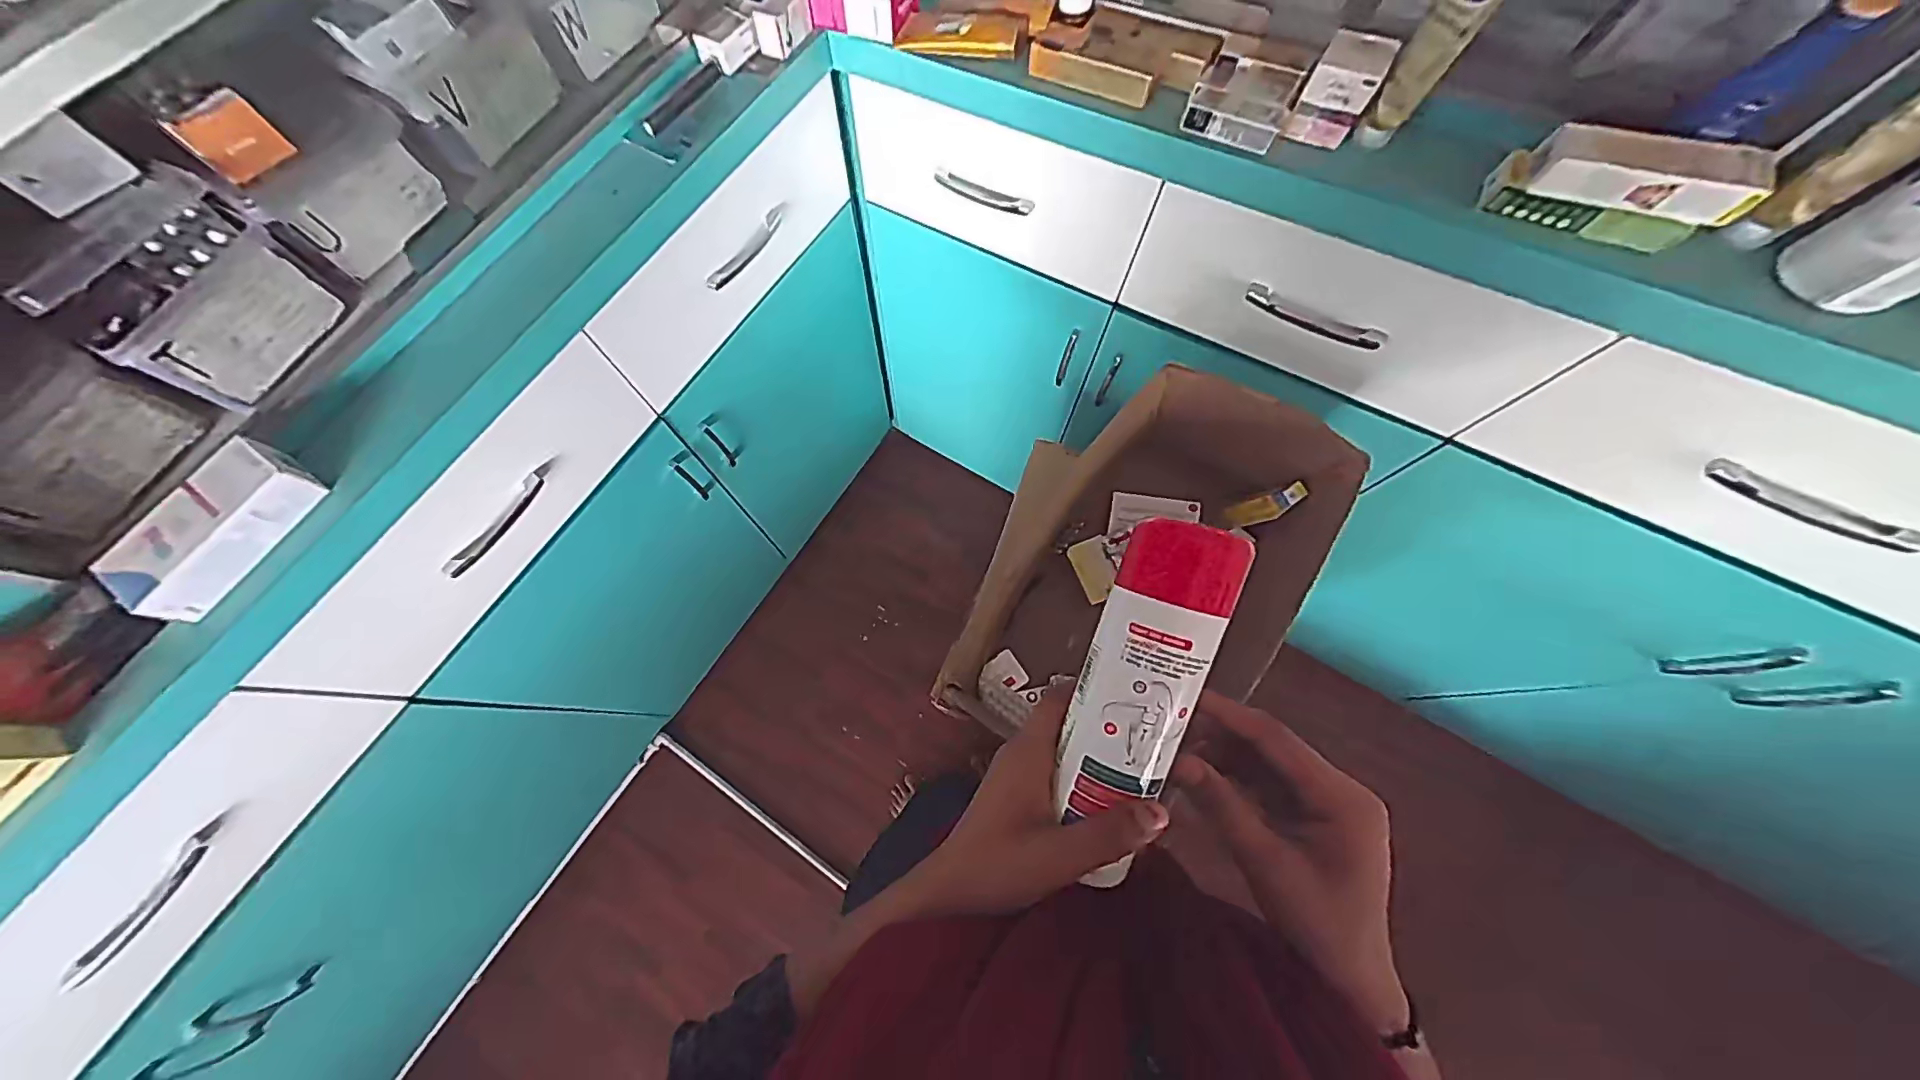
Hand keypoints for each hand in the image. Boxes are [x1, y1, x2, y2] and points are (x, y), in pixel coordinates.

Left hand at [887, 677, 1169, 919]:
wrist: (950, 892)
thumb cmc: (996, 865)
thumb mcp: (1058, 854)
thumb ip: (1108, 834)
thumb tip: (1162, 811)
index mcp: (1029, 750)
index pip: (1061, 698)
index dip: (1098, 690)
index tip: (1142, 695)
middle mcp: (1025, 753)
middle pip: (1076, 726)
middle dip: (1119, 733)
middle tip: (1166, 744)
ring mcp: (1022, 774)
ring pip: (1073, 753)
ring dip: (1109, 761)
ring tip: (1154, 774)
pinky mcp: (1023, 796)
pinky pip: (1065, 775)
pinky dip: (1093, 781)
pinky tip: (1119, 805)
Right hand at [1172, 690, 1409, 1035]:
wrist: (1349, 982)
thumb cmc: (1316, 924)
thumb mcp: (1264, 861)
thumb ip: (1222, 805)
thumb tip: (1178, 761)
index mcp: (1342, 796)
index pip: (1277, 739)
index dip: (1230, 715)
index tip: (1186, 699)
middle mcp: (1338, 789)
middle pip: (1271, 747)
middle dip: (1220, 735)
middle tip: (1171, 726)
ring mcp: (1326, 803)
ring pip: (1266, 764)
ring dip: (1223, 756)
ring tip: (1176, 749)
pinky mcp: (1311, 817)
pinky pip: (1267, 785)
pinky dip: (1233, 779)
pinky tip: (1199, 776)